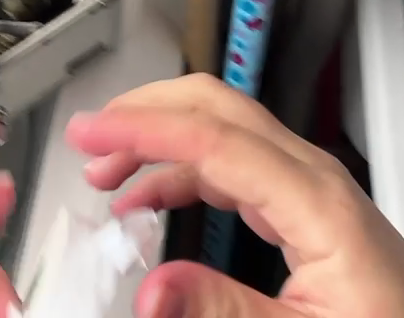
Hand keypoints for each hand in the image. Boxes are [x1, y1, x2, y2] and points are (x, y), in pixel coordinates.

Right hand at [67, 74, 403, 317]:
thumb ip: (223, 312)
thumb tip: (146, 291)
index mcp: (316, 200)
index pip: (212, 137)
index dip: (142, 129)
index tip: (88, 132)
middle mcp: (309, 175)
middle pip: (215, 106)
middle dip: (146, 112)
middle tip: (90, 137)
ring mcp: (306, 185)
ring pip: (218, 128)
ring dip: (157, 139)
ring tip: (103, 170)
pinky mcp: (301, 205)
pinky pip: (228, 165)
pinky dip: (179, 171)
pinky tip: (147, 198)